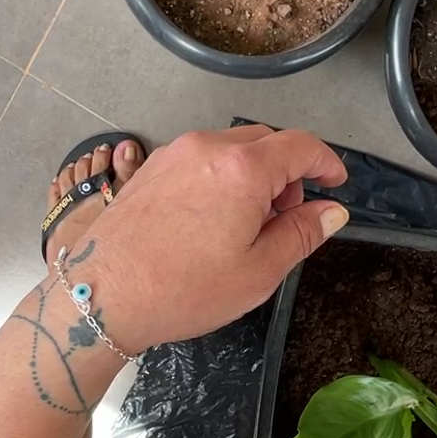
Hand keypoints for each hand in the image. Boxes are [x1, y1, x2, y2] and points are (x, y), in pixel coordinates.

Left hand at [67, 126, 349, 349]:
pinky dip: (222, 176)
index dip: (326, 162)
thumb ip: (302, 233)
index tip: (336, 182)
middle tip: (289, 215)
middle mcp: (207, 148)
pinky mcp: (151, 168)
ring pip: (232, 148)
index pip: (301, 146)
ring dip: (254, 175)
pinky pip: (201, 159)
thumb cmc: (182, 290)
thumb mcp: (258, 272)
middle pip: (266, 141)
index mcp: (243, 170)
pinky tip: (213, 219)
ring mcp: (174, 154)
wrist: (101, 296)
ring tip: (249, 223)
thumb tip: (332, 210)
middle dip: (289, 171)